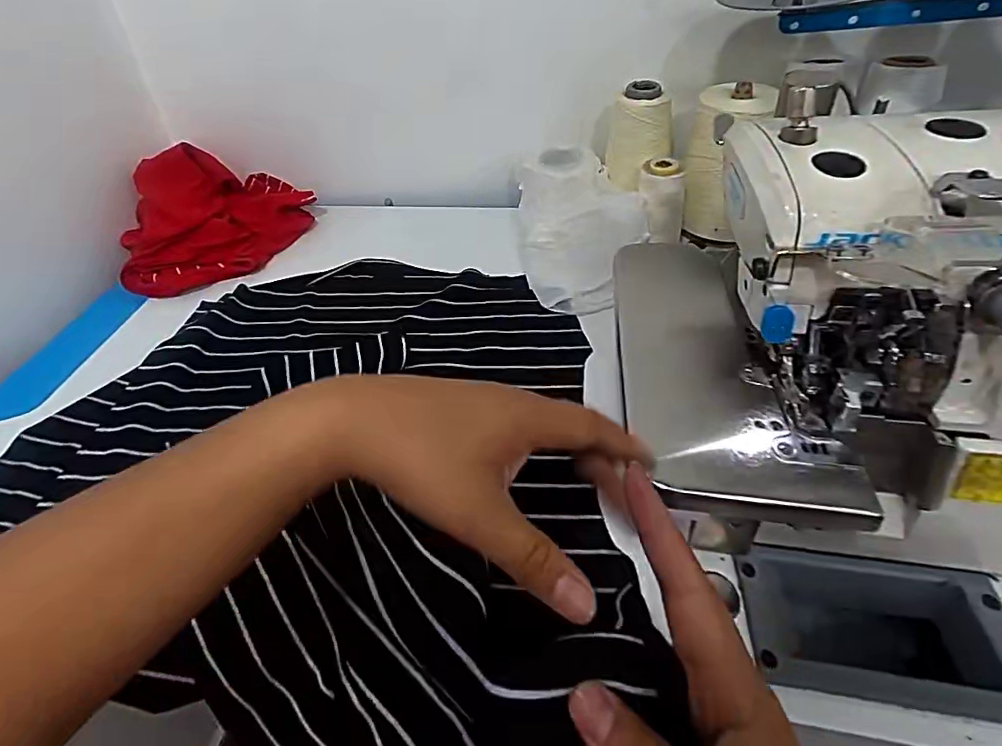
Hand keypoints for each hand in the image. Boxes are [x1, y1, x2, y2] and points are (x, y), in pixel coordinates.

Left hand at [300, 374, 651, 624]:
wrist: (352, 418)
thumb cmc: (423, 460)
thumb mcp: (479, 515)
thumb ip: (531, 557)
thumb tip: (586, 604)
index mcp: (526, 417)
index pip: (590, 424)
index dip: (622, 443)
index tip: (649, 460)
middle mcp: (509, 399)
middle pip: (567, 420)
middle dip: (597, 451)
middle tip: (618, 486)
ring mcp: (478, 397)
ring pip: (537, 418)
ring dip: (565, 444)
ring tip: (577, 472)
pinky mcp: (453, 403)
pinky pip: (512, 418)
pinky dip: (535, 439)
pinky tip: (516, 459)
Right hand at [567, 464, 795, 745]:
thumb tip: (584, 696)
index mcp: (734, 688)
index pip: (689, 590)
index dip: (659, 530)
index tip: (634, 479)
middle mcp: (724, 687)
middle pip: (680, 602)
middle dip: (645, 548)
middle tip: (604, 503)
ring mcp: (714, 708)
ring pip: (667, 635)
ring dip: (634, 592)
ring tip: (592, 553)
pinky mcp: (702, 727)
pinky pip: (660, 671)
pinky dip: (631, 642)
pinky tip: (598, 646)